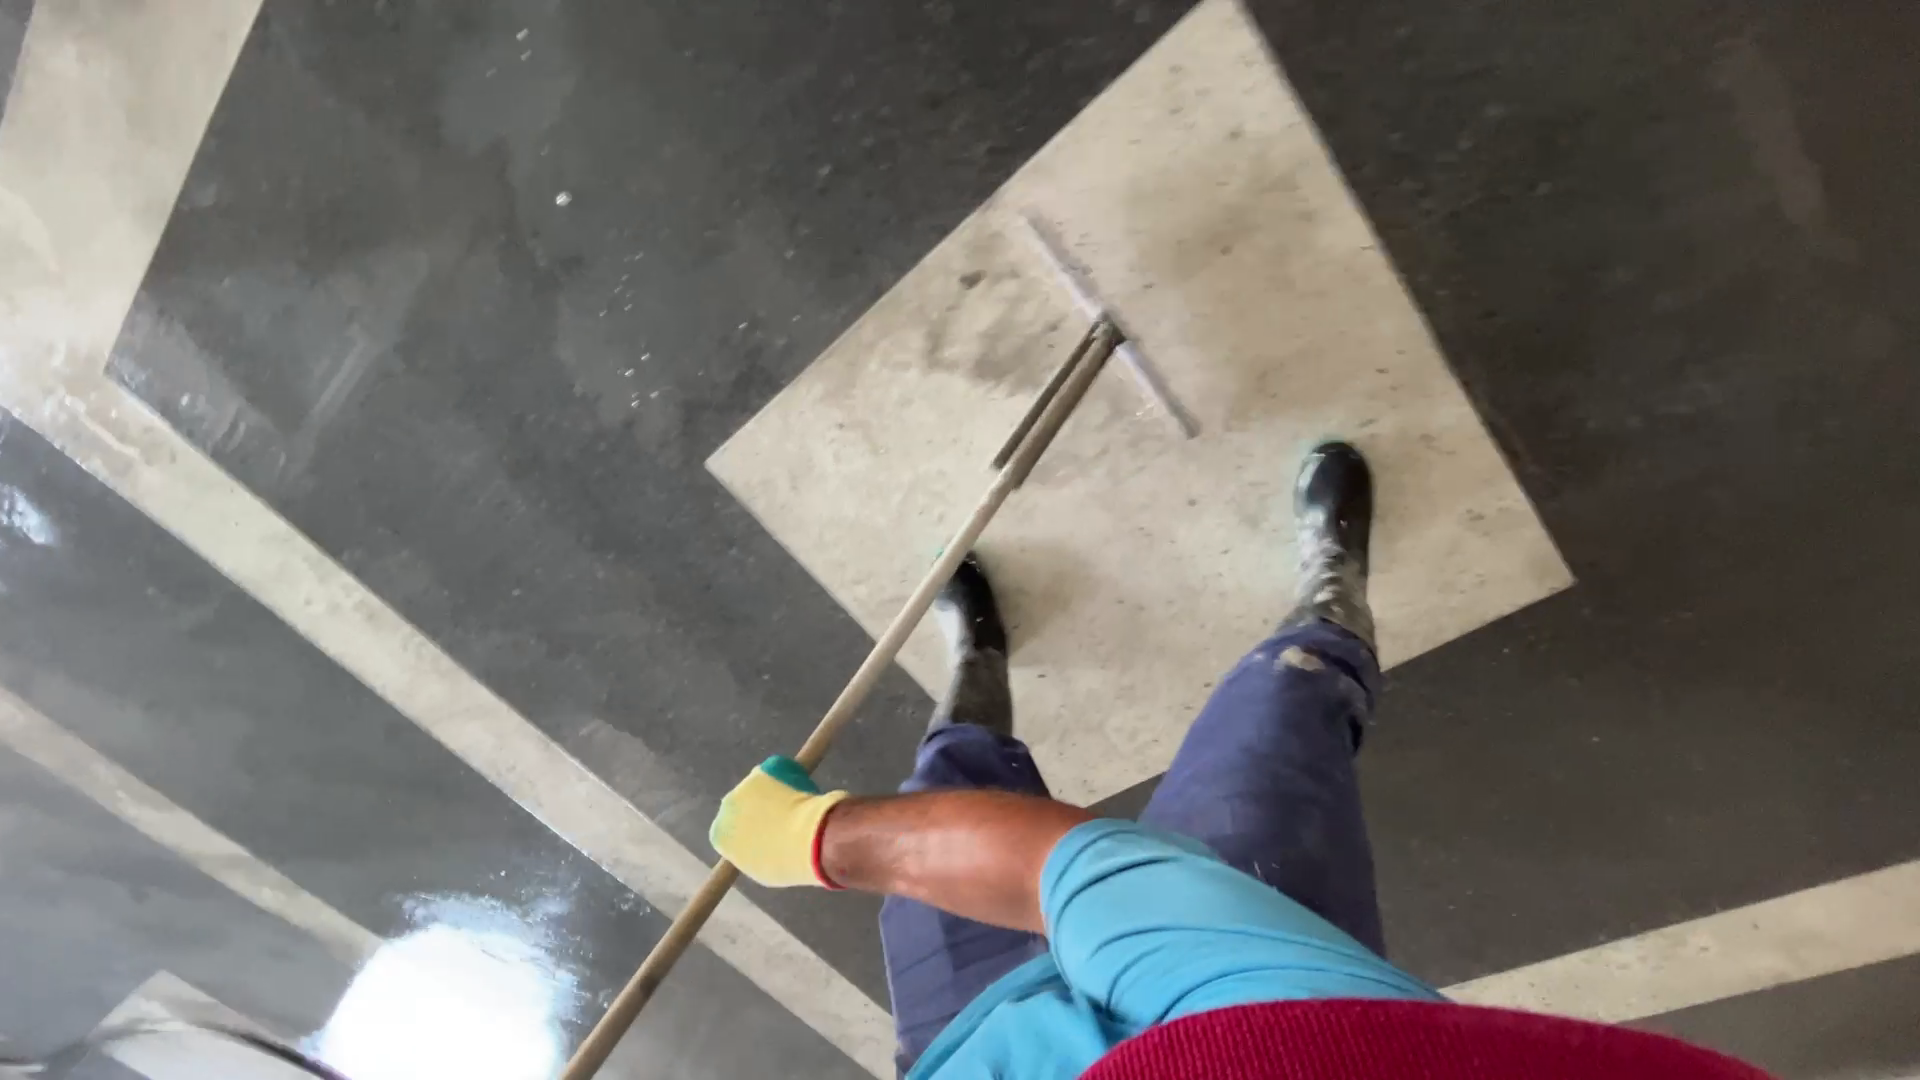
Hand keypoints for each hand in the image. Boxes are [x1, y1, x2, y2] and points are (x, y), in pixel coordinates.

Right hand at [709, 756, 851, 887]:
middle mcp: (726, 806)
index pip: (729, 829)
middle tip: (783, 817)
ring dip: (774, 791)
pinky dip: (790, 776)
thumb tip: (759, 845)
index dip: (749, 829)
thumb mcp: (759, 868)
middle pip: (742, 803)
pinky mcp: (766, 769)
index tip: (766, 833)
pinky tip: (803, 791)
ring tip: (797, 806)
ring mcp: (745, 784)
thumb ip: (751, 852)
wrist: (804, 840)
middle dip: (759, 807)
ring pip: (761, 785)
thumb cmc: (783, 862)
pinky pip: (778, 770)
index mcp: (720, 835)